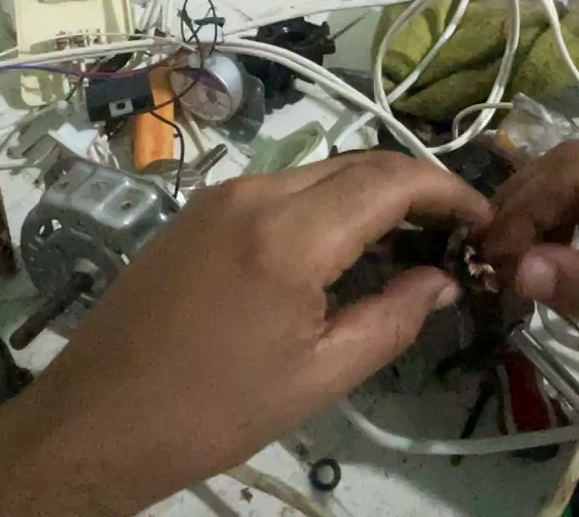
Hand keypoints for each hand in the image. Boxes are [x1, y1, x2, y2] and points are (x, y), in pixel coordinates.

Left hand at [0, 150, 489, 516]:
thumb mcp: (319, 376)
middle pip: (358, 162)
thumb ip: (392, 318)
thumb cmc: (212, 409)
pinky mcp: (204, 204)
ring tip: (405, 242)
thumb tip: (442, 279)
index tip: (482, 218)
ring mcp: (225, 191)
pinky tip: (341, 245)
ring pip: (322, 170)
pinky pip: (284, 186)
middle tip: (452, 233)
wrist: (97, 416)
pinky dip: (328, 202)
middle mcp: (258, 190)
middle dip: (414, 187)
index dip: (446, 190)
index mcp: (290, 232)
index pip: (390, 179)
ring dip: (371, 193)